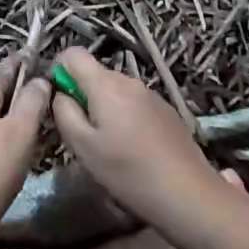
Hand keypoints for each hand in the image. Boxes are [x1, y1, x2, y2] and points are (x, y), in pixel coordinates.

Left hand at [0, 55, 51, 246]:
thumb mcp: (20, 134)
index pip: (2, 72)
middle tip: (43, 97)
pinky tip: (9, 155)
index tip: (36, 56)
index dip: (21, 64)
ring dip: (6, 119)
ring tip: (32, 126)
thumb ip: (32, 102)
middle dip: (15, 94)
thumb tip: (39, 79)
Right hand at [50, 47, 226, 228]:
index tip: (60, 101)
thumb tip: (60, 94)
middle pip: (94, 73)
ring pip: (114, 89)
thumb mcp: (83, 147)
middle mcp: (129, 81)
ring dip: (103, 107)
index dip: (59, 71)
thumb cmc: (128, 172)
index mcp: (106, 84)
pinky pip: (133, 102)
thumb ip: (63, 112)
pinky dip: (124, 116)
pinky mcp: (166, 110)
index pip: (72, 53)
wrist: (189, 194)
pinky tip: (133, 148)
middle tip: (82, 132)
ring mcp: (151, 94)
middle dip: (81, 94)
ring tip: (108, 144)